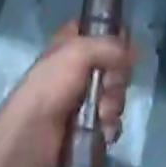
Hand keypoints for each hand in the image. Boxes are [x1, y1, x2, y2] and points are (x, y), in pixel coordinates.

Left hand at [0, 22, 136, 166]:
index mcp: (73, 43)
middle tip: (107, 86)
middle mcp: (80, 67)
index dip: (116, 39)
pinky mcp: (89, 123)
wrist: (30, 135)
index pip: (102, 31)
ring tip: (101, 114)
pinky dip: (110, 125)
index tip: (123, 50)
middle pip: (116, 65)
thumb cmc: (50, 85)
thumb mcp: (78, 53)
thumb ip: (110, 46)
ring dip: (113, 104)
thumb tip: (134, 52)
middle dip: (117, 79)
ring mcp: (85, 96)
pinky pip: (112, 119)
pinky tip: (102, 129)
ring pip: (116, 93)